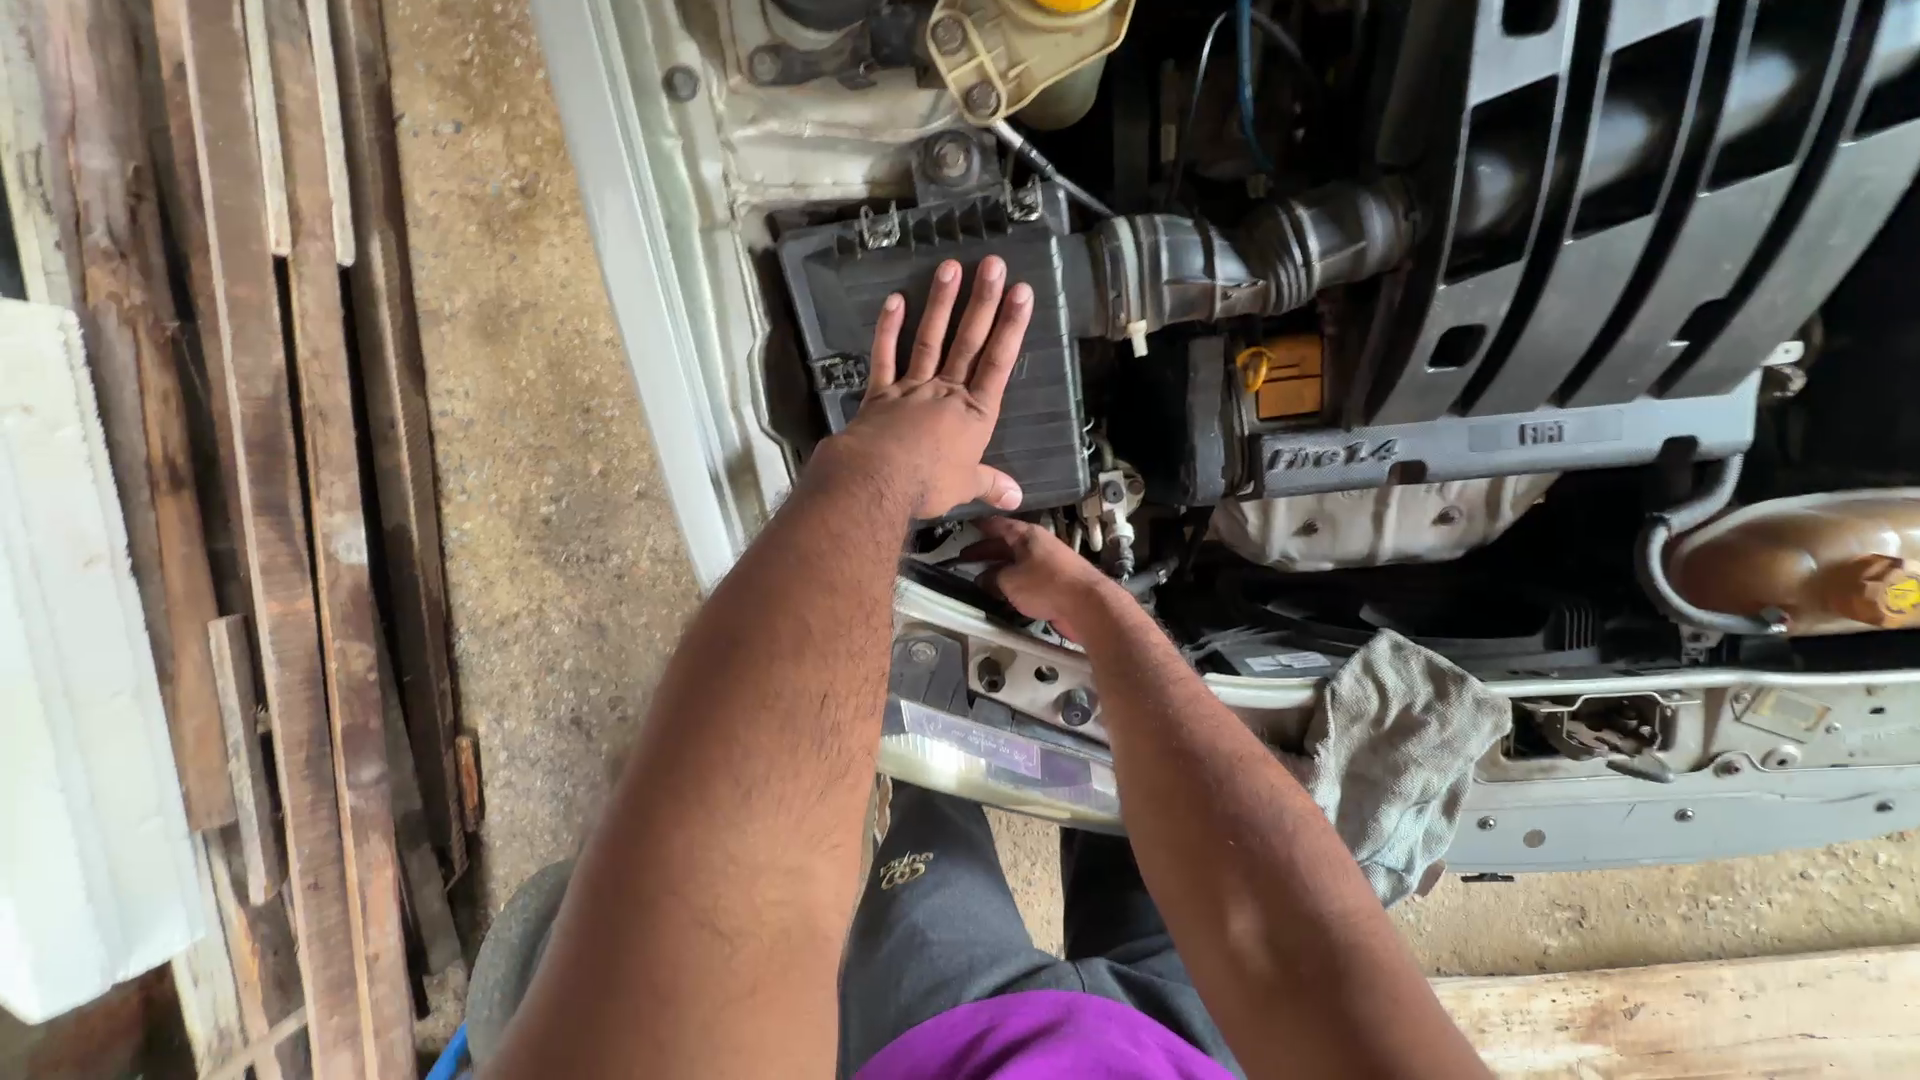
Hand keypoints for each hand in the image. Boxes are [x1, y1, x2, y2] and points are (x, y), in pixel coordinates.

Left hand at [821, 256, 1033, 518]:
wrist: (877, 479)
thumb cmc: (928, 483)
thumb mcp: (965, 487)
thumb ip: (990, 484)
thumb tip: (1018, 497)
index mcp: (974, 415)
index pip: (999, 364)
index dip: (1012, 327)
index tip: (1022, 292)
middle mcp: (946, 393)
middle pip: (968, 342)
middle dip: (983, 302)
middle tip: (994, 264)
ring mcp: (911, 389)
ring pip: (930, 340)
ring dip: (941, 304)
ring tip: (951, 266)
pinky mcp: (880, 393)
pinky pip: (884, 358)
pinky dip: (888, 330)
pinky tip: (894, 301)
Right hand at [962, 517, 1121, 642]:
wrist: (1086, 605)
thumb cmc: (1045, 584)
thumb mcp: (1009, 580)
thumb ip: (992, 578)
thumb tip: (983, 579)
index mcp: (1027, 534)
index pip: (998, 524)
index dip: (980, 526)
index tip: (965, 526)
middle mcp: (1038, 545)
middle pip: (1006, 544)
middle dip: (985, 551)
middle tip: (964, 558)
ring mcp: (1048, 563)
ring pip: (1017, 563)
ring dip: (999, 570)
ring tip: (979, 580)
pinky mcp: (1055, 583)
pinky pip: (1028, 579)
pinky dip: (1013, 584)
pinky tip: (1003, 594)